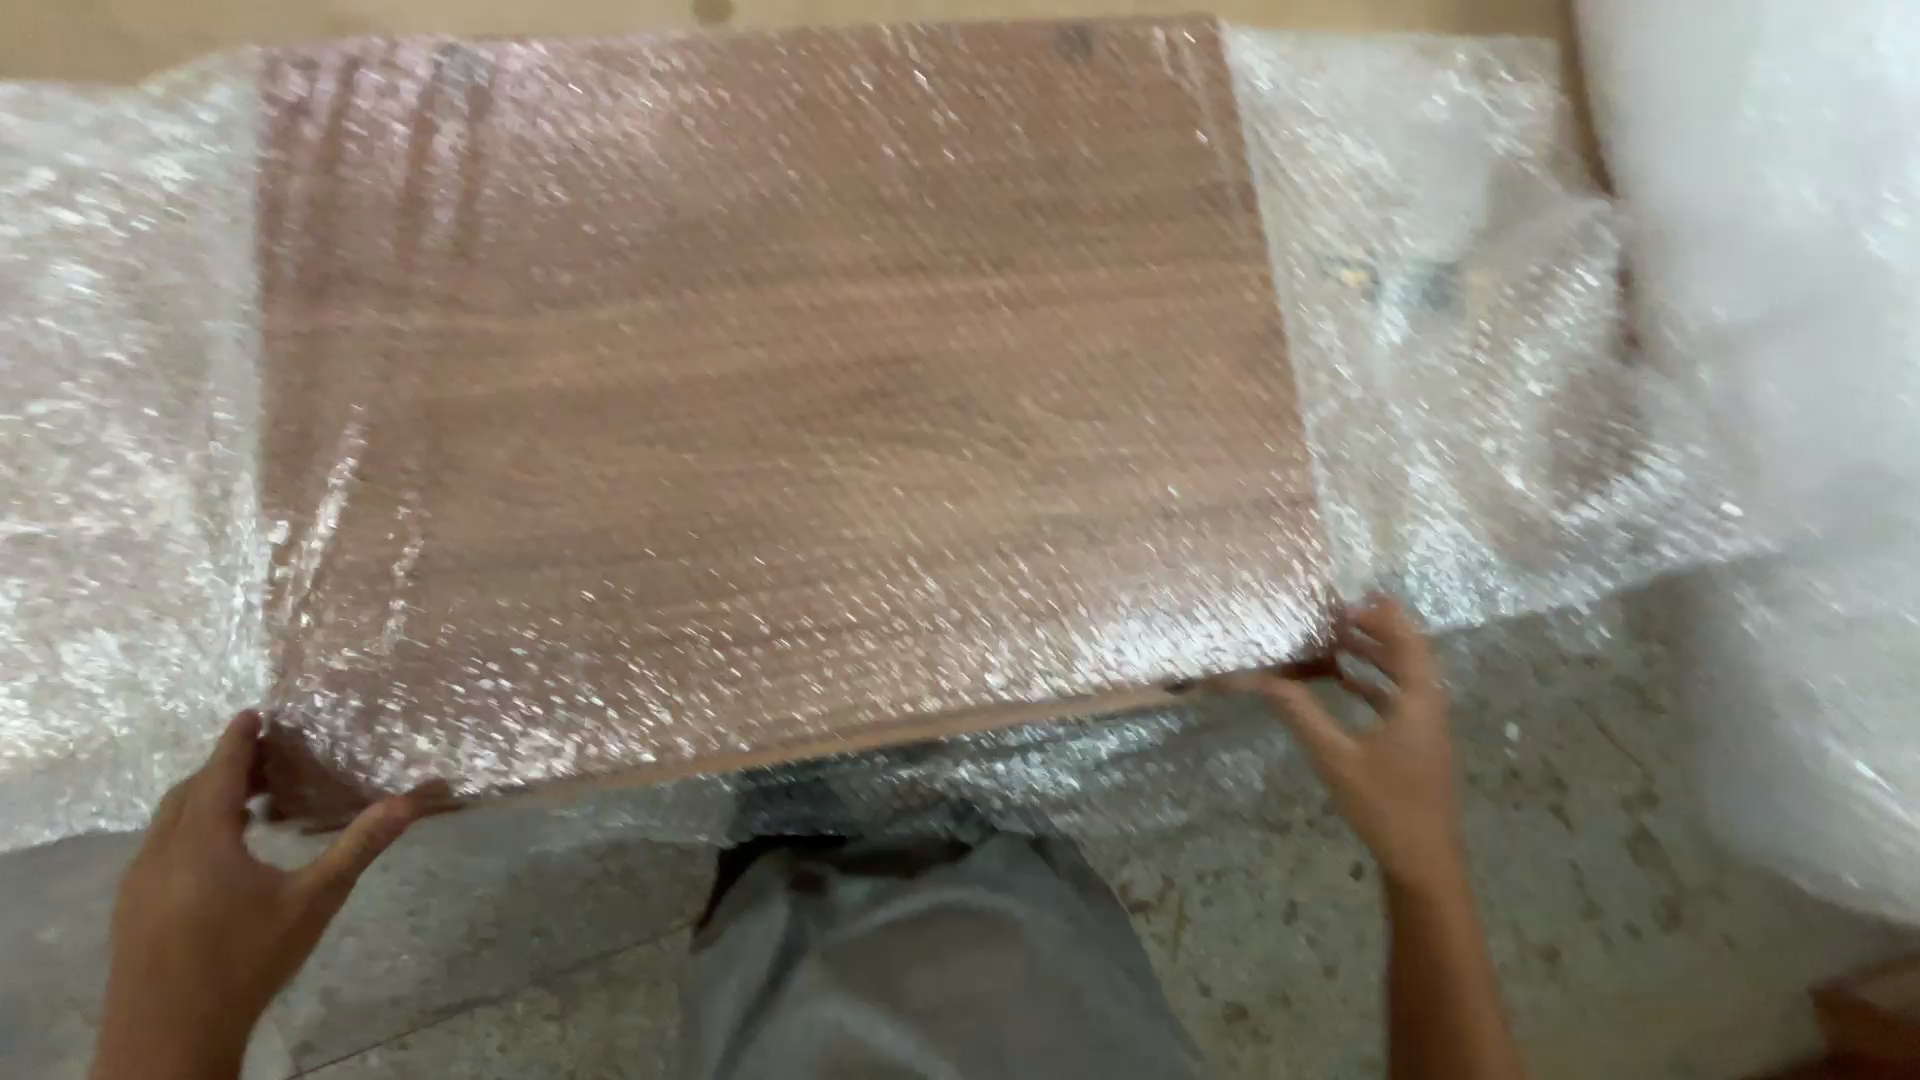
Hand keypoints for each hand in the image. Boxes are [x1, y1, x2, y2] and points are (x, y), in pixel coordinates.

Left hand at [91, 711, 441, 1079]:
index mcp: (201, 844)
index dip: (236, 742)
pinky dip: (194, 824)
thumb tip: (414, 798)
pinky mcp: (134, 907)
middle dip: (226, 766)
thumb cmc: (247, 960)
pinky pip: (163, 845)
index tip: (253, 714)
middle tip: (272, 751)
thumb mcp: (316, 898)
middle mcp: (159, 855)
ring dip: (209, 796)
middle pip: (188, 794)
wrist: (169, 1037)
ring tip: (258, 792)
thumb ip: (362, 844)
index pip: (218, 776)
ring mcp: (139, 884)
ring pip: (170, 821)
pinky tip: (230, 845)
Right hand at [1223, 593, 1462, 888]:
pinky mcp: (1420, 744)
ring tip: (1340, 637)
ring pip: (1407, 676)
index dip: (1381, 618)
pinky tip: (1346, 683)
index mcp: (1418, 704)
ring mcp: (1427, 728)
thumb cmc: (1383, 805)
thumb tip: (1265, 678)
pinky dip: (1375, 682)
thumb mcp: (1334, 757)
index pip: (1407, 645)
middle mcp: (1429, 708)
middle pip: (1411, 655)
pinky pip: (1401, 698)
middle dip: (1378, 629)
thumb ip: (1301, 714)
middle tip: (1339, 611)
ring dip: (1377, 654)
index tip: (1345, 603)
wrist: (1423, 861)